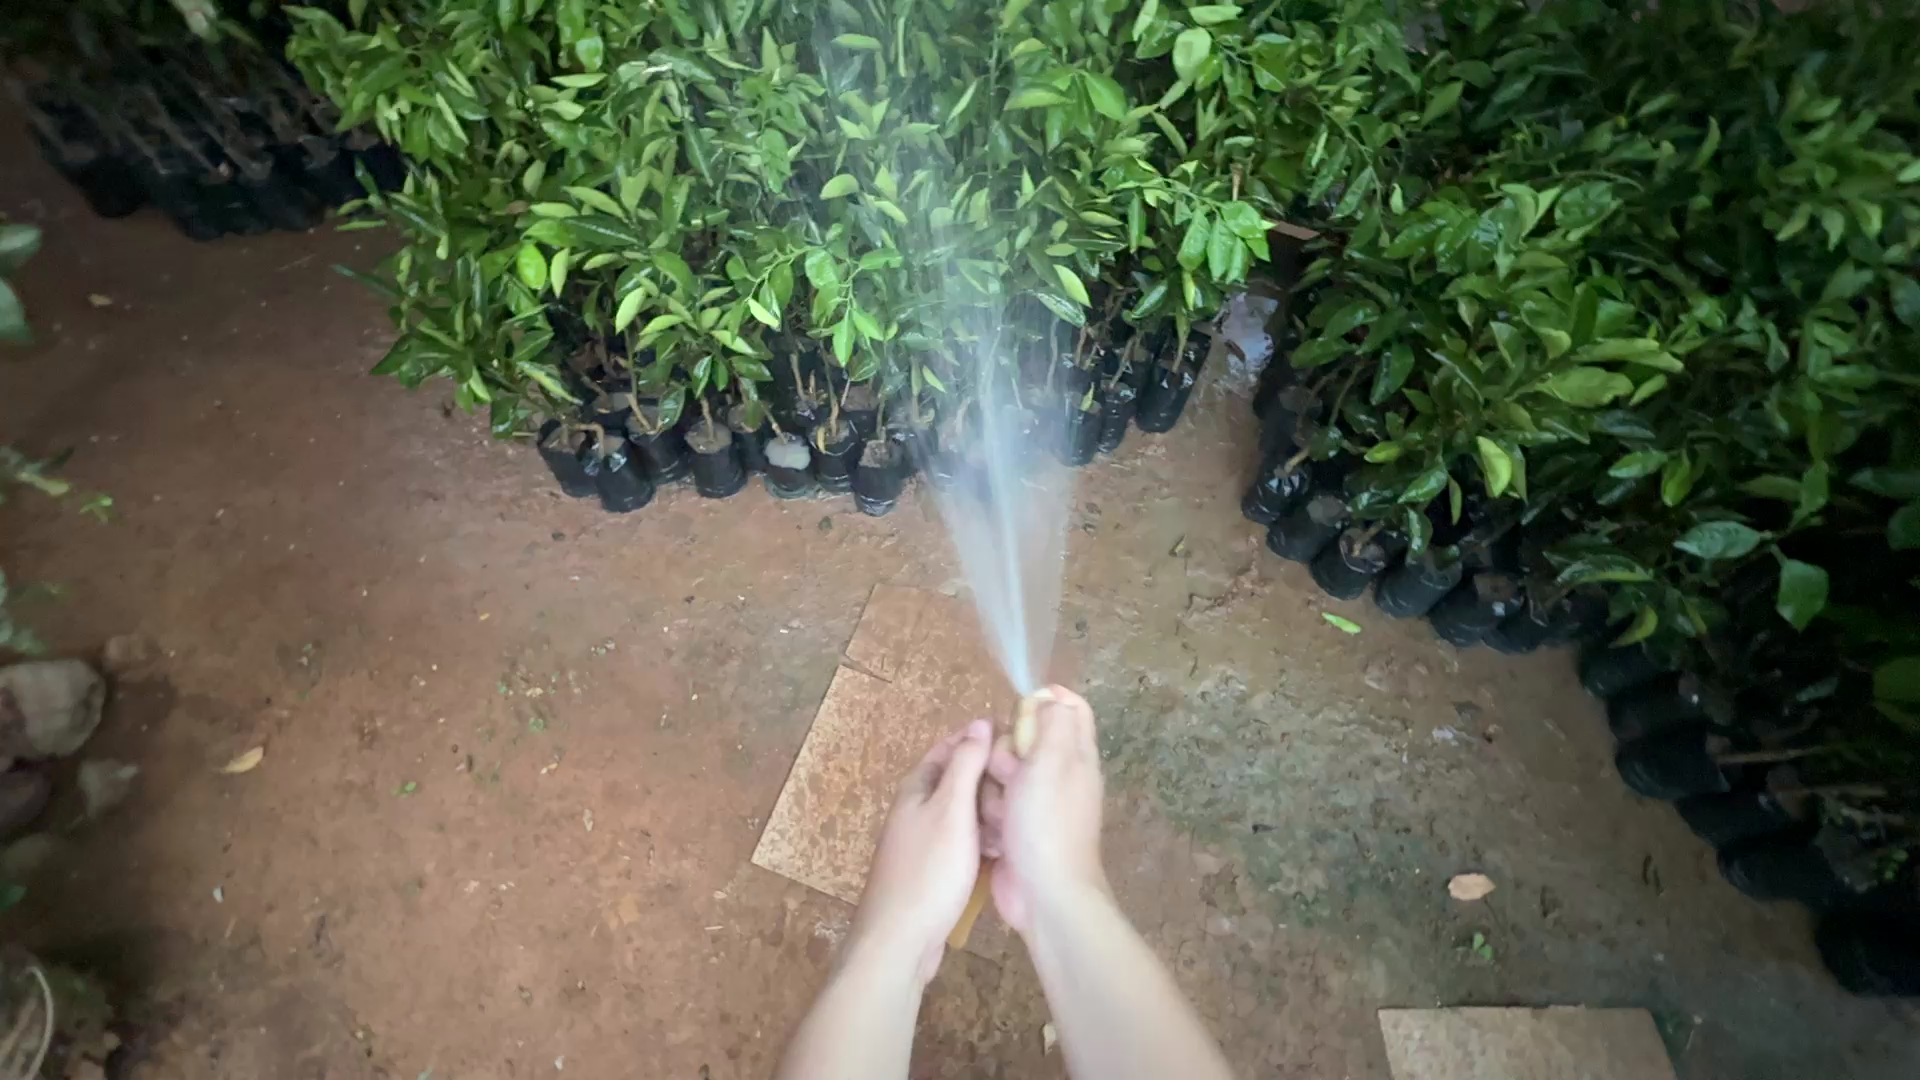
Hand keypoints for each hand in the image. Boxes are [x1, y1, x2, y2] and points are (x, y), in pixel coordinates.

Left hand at [845, 719, 993, 984]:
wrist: (900, 941)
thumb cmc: (929, 870)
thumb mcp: (952, 809)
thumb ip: (966, 764)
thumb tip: (979, 722)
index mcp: (918, 785)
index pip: (952, 745)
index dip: (982, 739)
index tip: (1019, 743)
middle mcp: (918, 806)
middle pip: (960, 777)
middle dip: (990, 779)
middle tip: (1022, 788)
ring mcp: (925, 837)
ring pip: (965, 811)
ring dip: (990, 812)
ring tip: (1016, 820)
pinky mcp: (934, 866)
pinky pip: (964, 840)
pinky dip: (983, 840)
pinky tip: (1003, 851)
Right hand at [980, 685, 1108, 934]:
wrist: (1045, 895)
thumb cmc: (1048, 822)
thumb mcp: (1052, 761)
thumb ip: (1052, 722)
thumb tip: (1049, 697)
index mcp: (1076, 754)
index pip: (1069, 707)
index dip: (1045, 699)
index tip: (1017, 708)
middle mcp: (1059, 773)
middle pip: (1024, 738)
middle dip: (1006, 750)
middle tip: (1007, 771)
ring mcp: (1037, 802)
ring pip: (1002, 770)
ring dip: (993, 786)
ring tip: (999, 811)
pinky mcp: (1017, 826)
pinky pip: (994, 801)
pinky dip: (989, 812)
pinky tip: (992, 830)